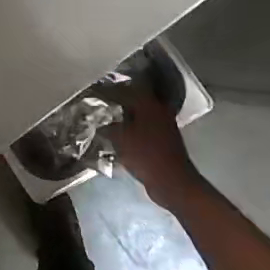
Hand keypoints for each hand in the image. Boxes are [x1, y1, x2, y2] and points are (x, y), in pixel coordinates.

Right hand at [102, 81, 200, 206]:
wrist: (171, 181)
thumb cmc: (145, 155)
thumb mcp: (120, 139)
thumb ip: (108, 127)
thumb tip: (101, 123)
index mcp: (149, 105)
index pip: (129, 89)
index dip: (112, 89)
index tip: (97, 91)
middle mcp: (159, 111)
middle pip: (136, 101)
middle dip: (118, 104)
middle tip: (100, 107)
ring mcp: (164, 126)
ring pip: (140, 116)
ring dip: (126, 118)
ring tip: (107, 123)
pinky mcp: (165, 141)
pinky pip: (145, 130)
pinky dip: (133, 131)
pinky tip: (121, 139)